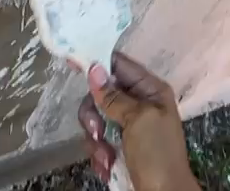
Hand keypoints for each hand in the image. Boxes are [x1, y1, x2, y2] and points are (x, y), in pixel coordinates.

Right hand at [78, 53, 198, 190]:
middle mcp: (138, 104)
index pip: (119, 64)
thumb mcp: (138, 120)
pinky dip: (99, 154)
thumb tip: (94, 67)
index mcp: (150, 90)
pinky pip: (97, 140)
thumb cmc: (157, 155)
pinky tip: (107, 167)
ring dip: (95, 139)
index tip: (73, 64)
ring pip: (96, 118)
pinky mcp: (118, 148)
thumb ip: (114, 95)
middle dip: (94, 113)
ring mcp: (127, 127)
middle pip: (101, 93)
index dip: (97, 63)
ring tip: (105, 156)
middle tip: (97, 130)